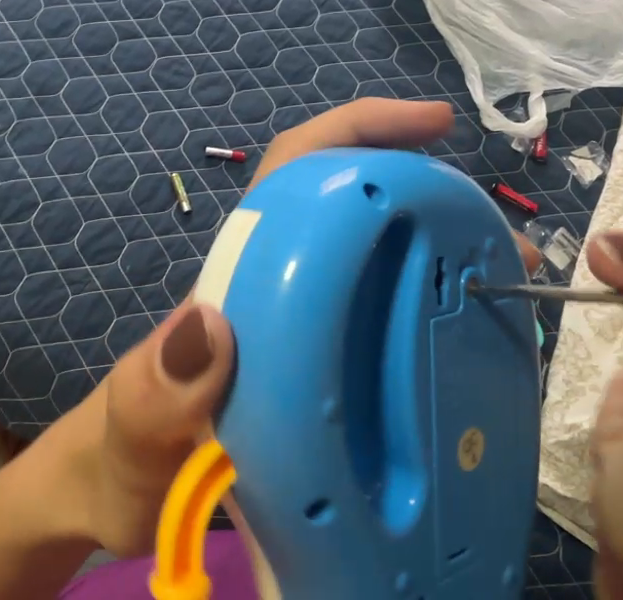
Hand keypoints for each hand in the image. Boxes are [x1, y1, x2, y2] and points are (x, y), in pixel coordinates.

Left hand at [38, 98, 536, 555]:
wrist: (119, 497)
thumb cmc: (122, 453)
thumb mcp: (136, 423)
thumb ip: (160, 386)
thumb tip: (213, 321)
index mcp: (239, 273)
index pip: (298, 169)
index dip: (360, 131)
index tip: (434, 125)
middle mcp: (275, 285)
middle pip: (354, 206)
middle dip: (429, 196)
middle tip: (502, 239)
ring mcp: (299, 328)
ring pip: (376, 267)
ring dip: (440, 263)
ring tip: (504, 294)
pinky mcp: (318, 375)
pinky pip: (381, 329)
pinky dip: (428, 324)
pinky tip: (471, 358)